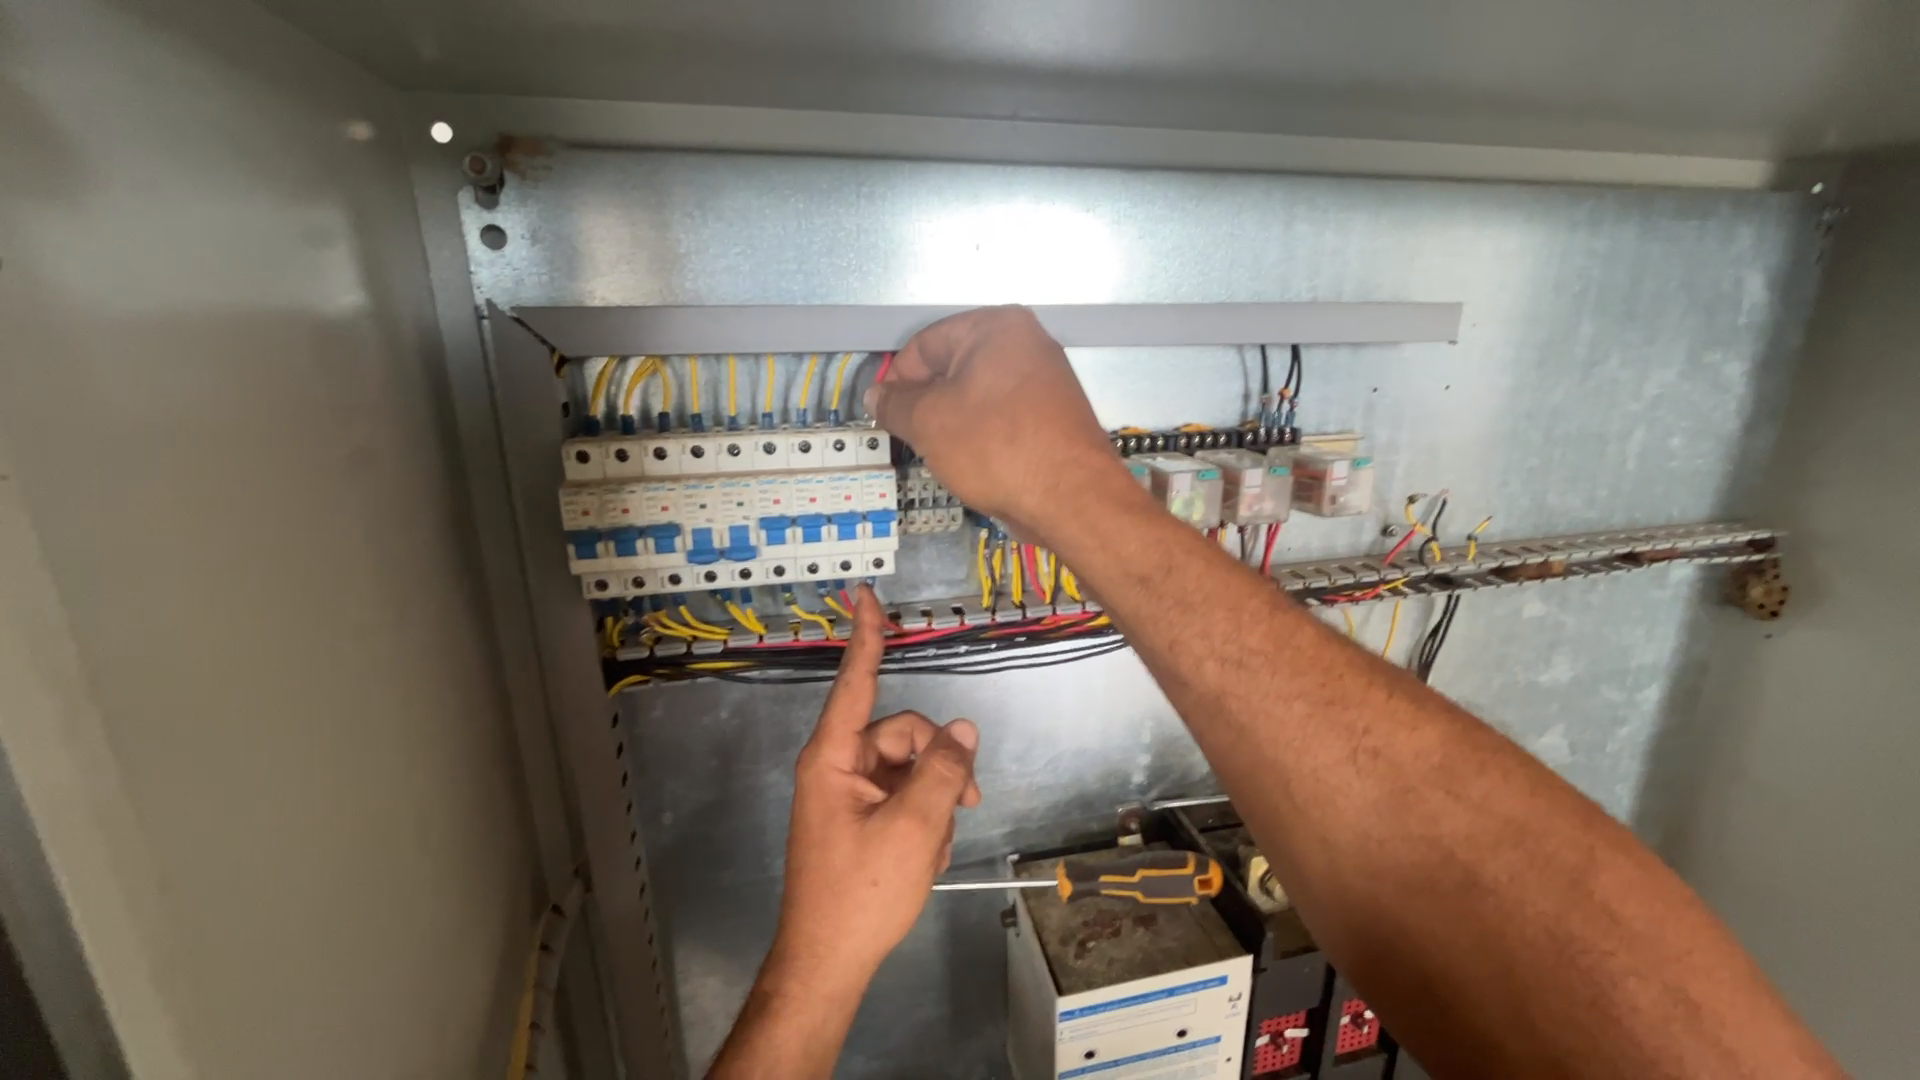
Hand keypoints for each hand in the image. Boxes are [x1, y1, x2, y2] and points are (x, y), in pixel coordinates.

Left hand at [772, 585, 981, 984]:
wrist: (829, 963)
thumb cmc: (861, 893)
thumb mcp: (914, 828)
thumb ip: (943, 770)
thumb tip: (965, 727)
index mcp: (833, 757)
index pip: (856, 682)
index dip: (866, 637)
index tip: (866, 596)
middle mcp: (838, 766)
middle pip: (903, 734)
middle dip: (938, 764)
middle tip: (966, 802)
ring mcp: (850, 794)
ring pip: (910, 768)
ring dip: (934, 800)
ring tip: (936, 846)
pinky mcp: (861, 818)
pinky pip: (904, 796)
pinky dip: (923, 820)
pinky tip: (926, 857)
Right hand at [867, 306, 1130, 536]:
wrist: (1070, 497)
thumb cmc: (994, 446)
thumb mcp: (928, 422)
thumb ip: (895, 404)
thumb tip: (878, 396)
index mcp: (997, 327)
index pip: (925, 344)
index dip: (897, 379)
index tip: (884, 413)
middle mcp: (1027, 343)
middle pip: (954, 369)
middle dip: (928, 404)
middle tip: (912, 437)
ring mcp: (1046, 381)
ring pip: (978, 397)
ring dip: (954, 424)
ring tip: (945, 456)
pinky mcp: (1055, 416)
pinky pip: (1003, 418)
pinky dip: (983, 437)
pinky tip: (976, 464)